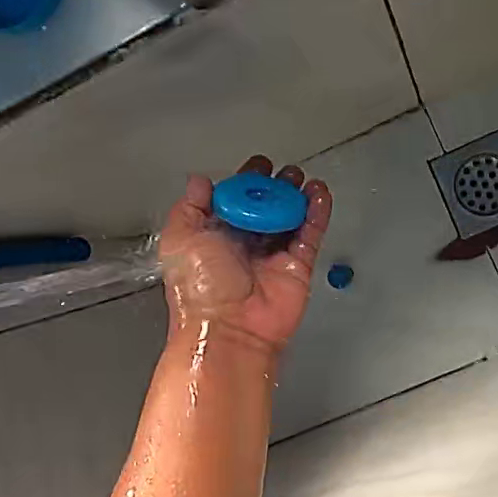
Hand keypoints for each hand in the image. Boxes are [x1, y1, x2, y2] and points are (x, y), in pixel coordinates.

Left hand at [158, 155, 331, 353]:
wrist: (229, 330)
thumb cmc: (199, 292)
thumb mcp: (179, 239)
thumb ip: (189, 207)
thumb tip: (199, 182)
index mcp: (216, 237)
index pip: (234, 202)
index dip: (245, 182)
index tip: (256, 166)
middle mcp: (245, 246)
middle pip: (265, 207)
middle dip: (274, 187)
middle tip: (283, 171)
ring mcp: (273, 256)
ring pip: (291, 218)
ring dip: (297, 196)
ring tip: (301, 178)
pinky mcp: (298, 266)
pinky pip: (311, 234)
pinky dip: (317, 212)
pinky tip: (319, 193)